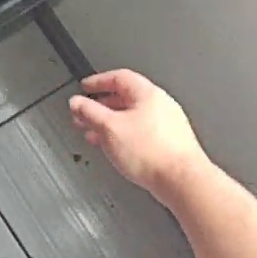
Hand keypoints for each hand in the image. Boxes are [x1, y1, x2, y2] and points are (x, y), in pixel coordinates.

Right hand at [69, 70, 210, 199]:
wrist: (179, 179)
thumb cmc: (153, 152)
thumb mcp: (109, 127)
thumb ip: (89, 112)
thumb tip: (77, 102)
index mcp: (148, 94)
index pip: (119, 78)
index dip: (98, 81)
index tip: (86, 87)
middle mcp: (160, 105)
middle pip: (125, 98)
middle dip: (100, 106)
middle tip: (83, 112)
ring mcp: (166, 124)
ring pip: (131, 117)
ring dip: (108, 122)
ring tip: (93, 132)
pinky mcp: (167, 143)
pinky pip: (139, 132)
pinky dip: (122, 135)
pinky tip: (113, 146)